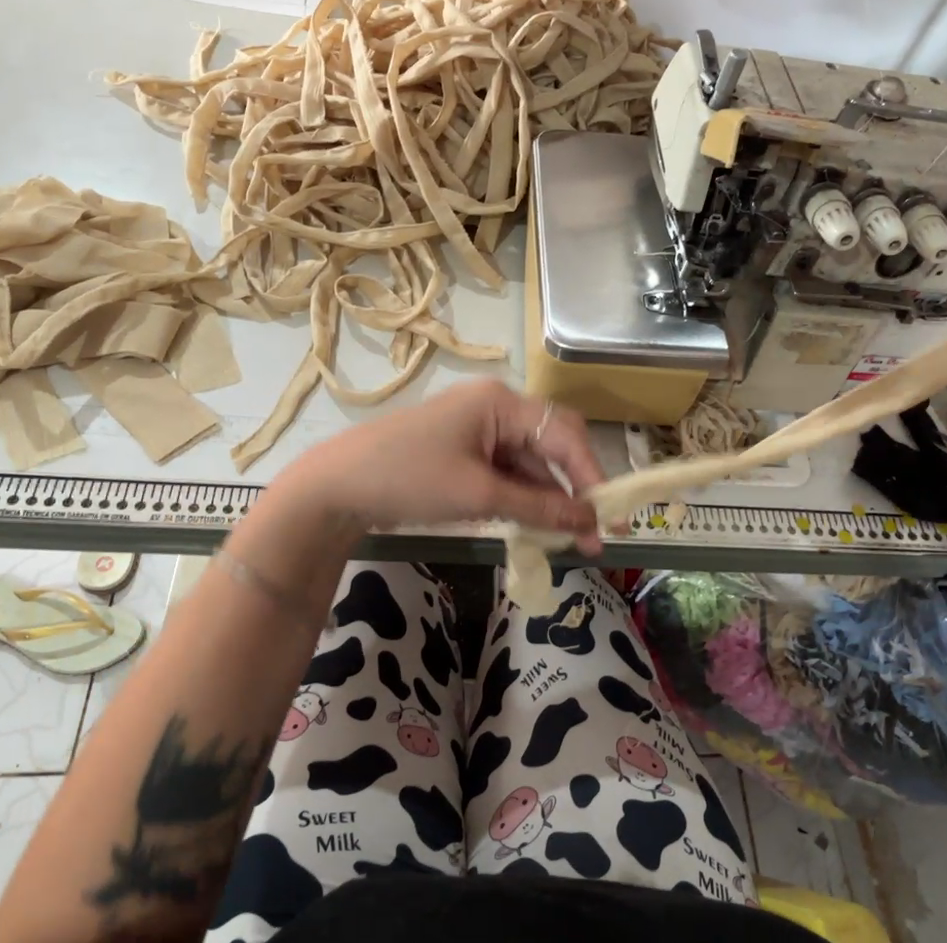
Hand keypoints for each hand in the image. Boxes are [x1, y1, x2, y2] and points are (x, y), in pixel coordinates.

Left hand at [276, 380, 607, 554]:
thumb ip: (538, 507)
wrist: (336, 487)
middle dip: (573, 490)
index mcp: (500, 402)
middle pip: (551, 447)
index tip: (610, 519)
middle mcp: (493, 408)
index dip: (592, 477)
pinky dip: (522, 501)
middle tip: (592, 537)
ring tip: (568, 544)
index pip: (564, 435)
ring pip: (529, 465)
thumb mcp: (478, 495)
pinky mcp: (462, 454)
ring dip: (548, 502)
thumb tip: (589, 523)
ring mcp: (476, 431)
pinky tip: (536, 531)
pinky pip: (506, 475)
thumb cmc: (408, 478)